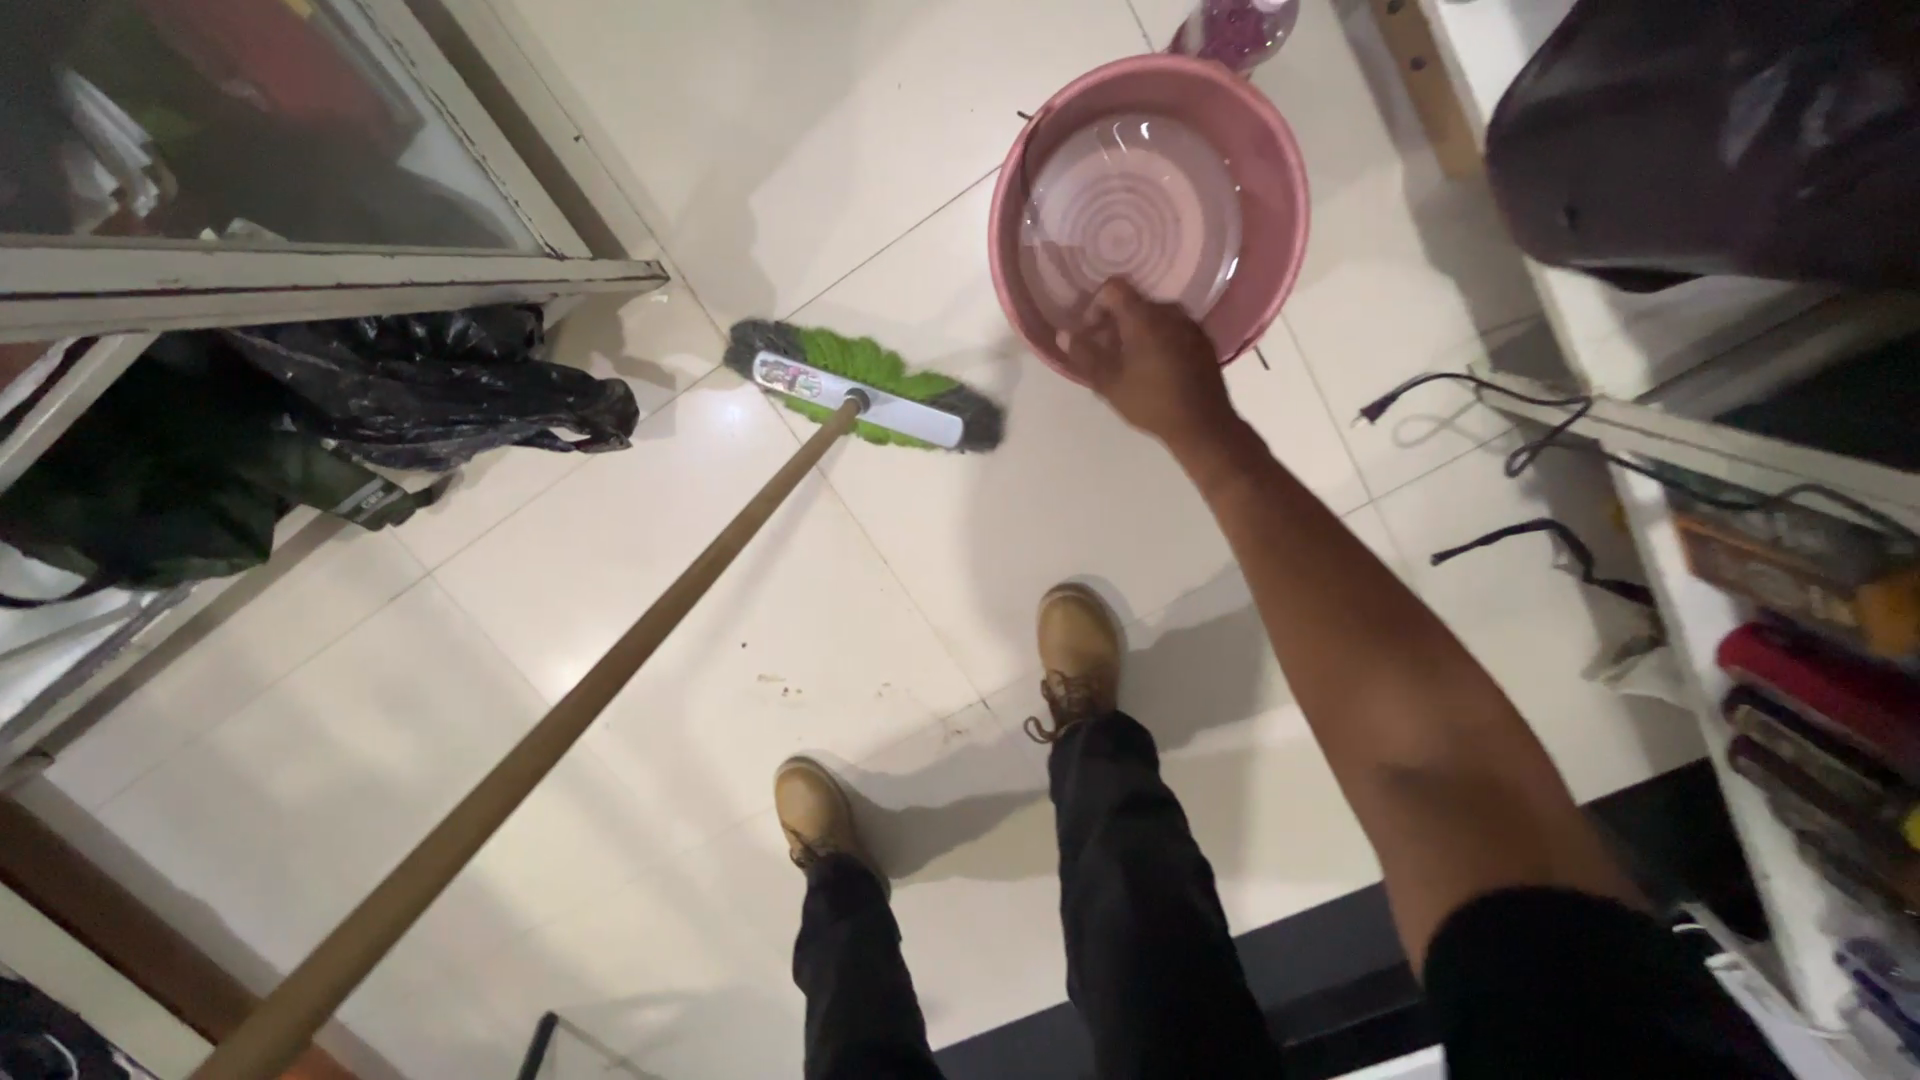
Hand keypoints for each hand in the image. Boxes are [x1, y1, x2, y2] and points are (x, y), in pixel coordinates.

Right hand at [1061, 279, 1241, 451]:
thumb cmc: (1150, 402)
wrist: (1202, 424)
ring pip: (1155, 316)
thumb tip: (1064, 334)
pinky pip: (1174, 328)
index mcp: (1144, 317)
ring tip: (1130, 363)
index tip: (1091, 333)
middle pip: (1134, 302)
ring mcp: (1191, 324)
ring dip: (1137, 332)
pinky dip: (1159, 339)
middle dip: (1115, 322)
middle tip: (1107, 352)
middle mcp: (1170, 311)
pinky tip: (1156, 368)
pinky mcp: (1204, 340)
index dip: (1095, 306)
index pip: (1113, 288)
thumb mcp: (1108, 383)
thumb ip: (1084, 354)